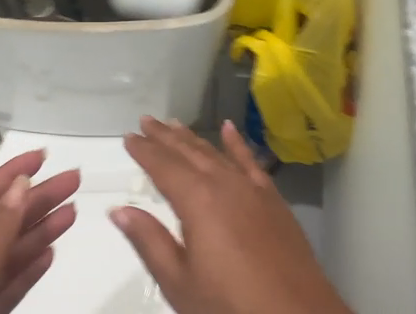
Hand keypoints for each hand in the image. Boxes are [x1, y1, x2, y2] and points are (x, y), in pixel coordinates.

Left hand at [0, 149, 80, 313]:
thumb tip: (19, 185)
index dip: (8, 176)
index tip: (44, 155)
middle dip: (31, 201)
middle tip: (75, 180)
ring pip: (1, 257)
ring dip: (35, 232)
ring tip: (72, 212)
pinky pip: (1, 290)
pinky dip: (25, 271)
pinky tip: (48, 255)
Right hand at [110, 117, 351, 313]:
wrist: (295, 312)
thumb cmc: (229, 304)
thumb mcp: (180, 282)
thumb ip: (150, 241)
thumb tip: (120, 210)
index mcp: (198, 200)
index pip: (164, 167)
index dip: (145, 151)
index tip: (129, 136)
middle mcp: (225, 183)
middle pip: (190, 153)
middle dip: (166, 137)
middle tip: (146, 121)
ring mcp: (252, 188)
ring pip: (217, 153)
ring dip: (194, 138)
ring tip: (175, 123)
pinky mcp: (273, 198)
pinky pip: (251, 161)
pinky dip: (237, 143)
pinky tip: (230, 129)